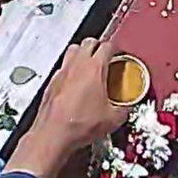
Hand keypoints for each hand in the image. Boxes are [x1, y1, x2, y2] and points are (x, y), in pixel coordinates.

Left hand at [6, 38, 123, 177]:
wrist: (53, 136)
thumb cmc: (78, 124)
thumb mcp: (113, 119)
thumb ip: (124, 109)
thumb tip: (126, 109)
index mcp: (95, 67)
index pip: (107, 45)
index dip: (116, 48)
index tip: (119, 54)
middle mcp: (77, 65)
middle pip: (89, 42)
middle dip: (98, 45)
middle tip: (105, 56)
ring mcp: (62, 72)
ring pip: (73, 49)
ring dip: (82, 52)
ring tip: (89, 64)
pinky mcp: (51, 83)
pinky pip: (62, 67)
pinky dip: (70, 69)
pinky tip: (74, 83)